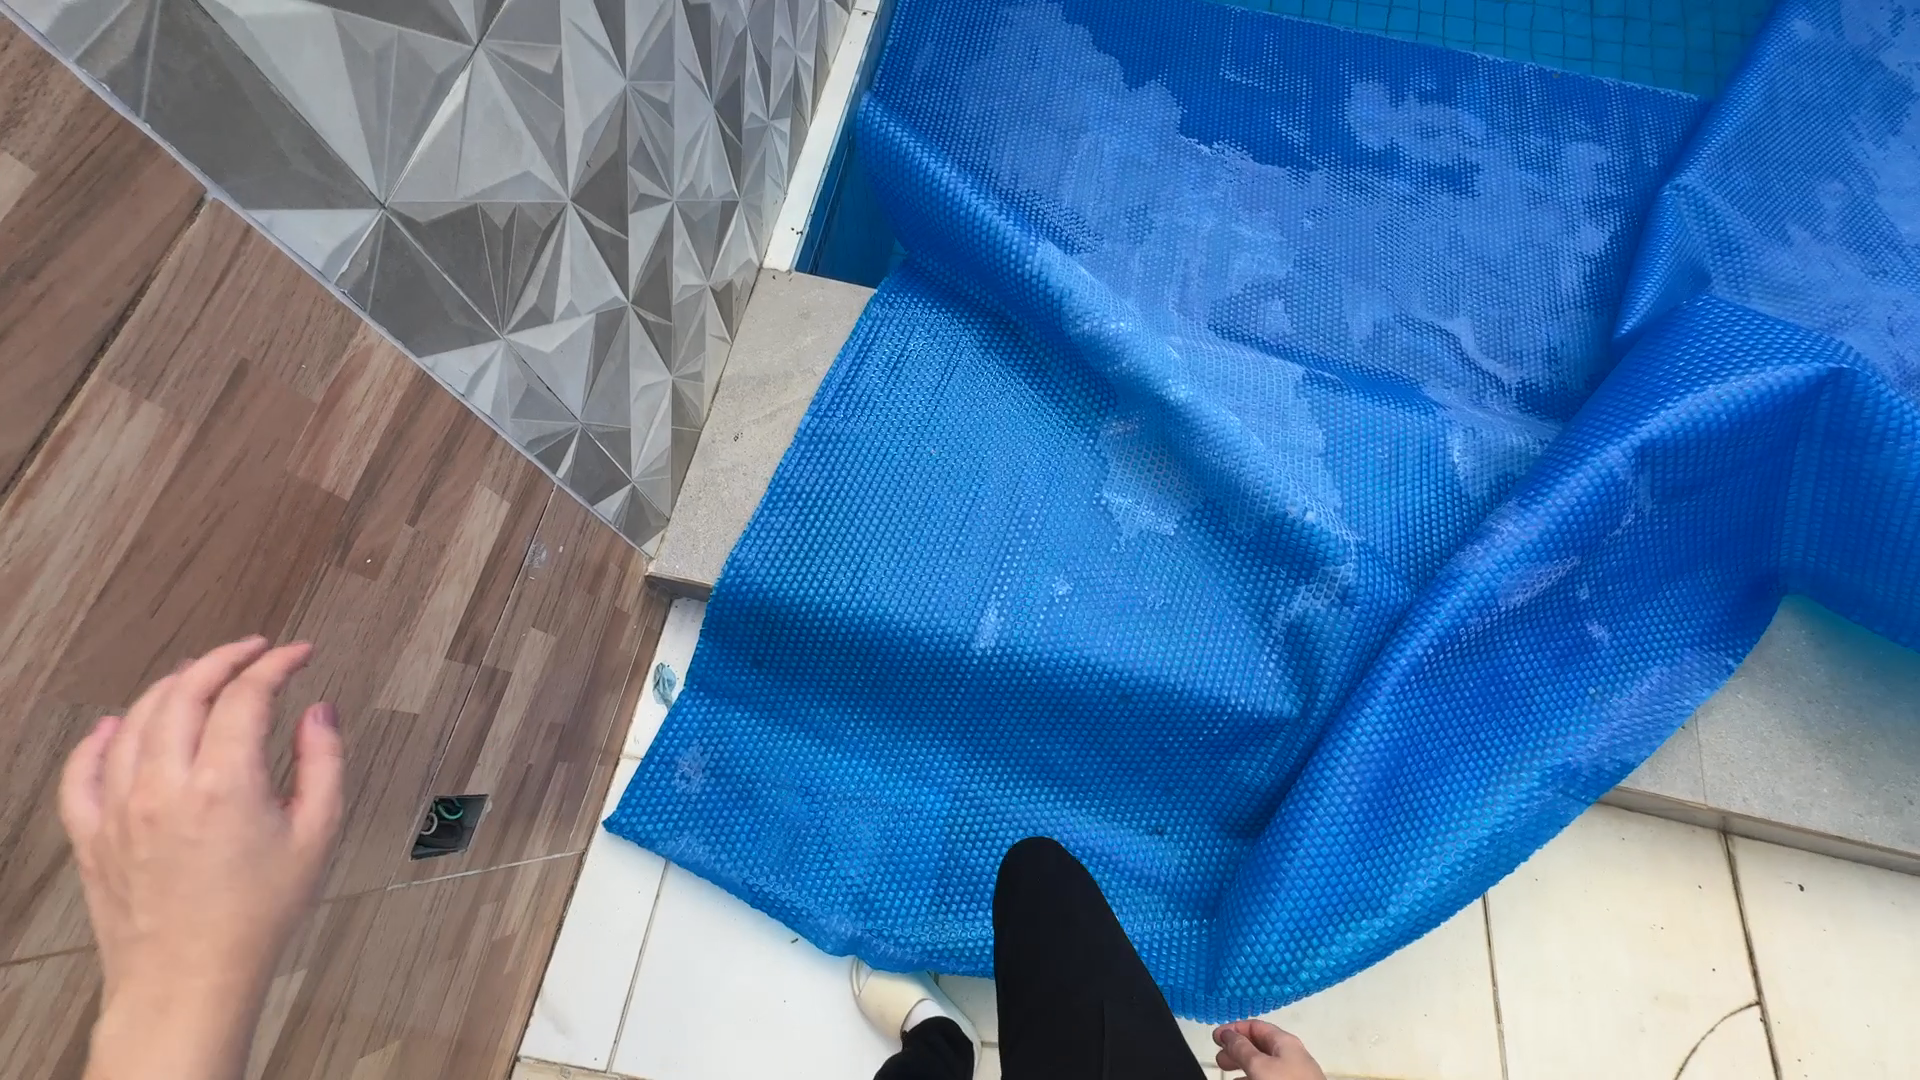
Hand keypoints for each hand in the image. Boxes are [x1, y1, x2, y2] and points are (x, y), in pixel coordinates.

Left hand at [59, 636, 344, 1079]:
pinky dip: (99, 739)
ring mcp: (118, 810)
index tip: (301, 653)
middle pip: (182, 696)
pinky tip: (117, 723)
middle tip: (256, 649)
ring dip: (171, 688)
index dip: (276, 665)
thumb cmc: (264, 906)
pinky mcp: (92, 835)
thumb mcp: (319, 829)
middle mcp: (164, 787)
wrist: (191, 975)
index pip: (245, 697)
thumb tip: (319, 713)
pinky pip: (81, 774)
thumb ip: (323, 761)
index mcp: (226, 784)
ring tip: (203, 674)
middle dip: (222, 661)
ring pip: (134, 724)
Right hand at [1213, 1020, 1326, 1079]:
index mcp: (1285, 1042)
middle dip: (1236, 1051)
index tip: (1215, 1039)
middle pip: (1259, 1046)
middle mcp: (1292, 1056)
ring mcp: (1296, 1077)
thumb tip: (1228, 1034)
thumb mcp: (1258, 1066)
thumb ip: (1240, 1048)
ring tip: (1228, 1077)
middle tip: (1219, 1060)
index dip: (1233, 1029)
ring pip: (1264, 1067)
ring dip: (1244, 1068)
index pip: (1255, 1026)